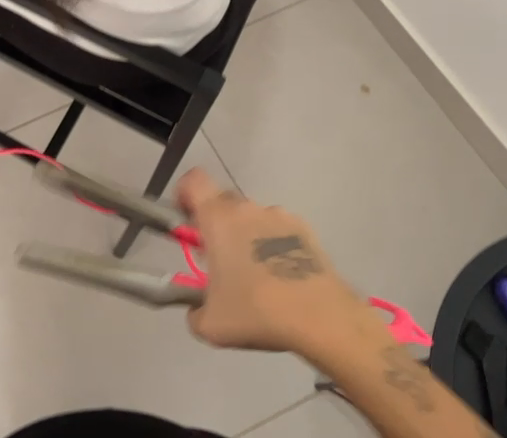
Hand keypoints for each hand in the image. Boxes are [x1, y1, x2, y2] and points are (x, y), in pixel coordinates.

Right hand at [179, 169, 371, 355]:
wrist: (322, 319)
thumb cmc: (257, 312)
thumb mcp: (211, 324)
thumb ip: (192, 309)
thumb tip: (196, 308)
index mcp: (217, 218)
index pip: (192, 182)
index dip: (184, 195)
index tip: (186, 221)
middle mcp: (247, 208)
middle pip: (222, 202)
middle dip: (216, 225)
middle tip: (220, 260)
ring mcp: (279, 216)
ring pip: (252, 217)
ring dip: (247, 236)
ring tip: (257, 275)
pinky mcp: (306, 230)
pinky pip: (279, 231)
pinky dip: (275, 246)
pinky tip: (283, 278)